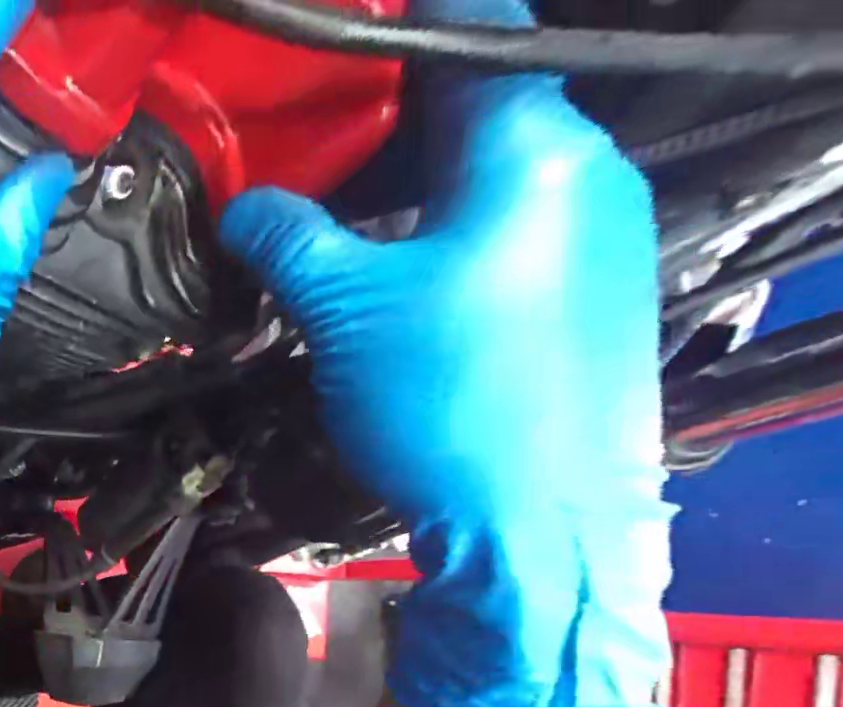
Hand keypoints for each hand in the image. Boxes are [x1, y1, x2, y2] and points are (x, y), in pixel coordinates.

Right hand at [218, 0, 673, 706]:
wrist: (534, 522)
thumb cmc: (445, 399)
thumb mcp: (343, 312)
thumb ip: (289, 242)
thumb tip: (240, 208)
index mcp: (535, 154)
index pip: (473, 45)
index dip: (399, 46)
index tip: (343, 66)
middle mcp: (589, 179)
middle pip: (482, 117)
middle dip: (398, 131)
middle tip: (326, 163)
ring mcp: (602, 244)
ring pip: (497, 185)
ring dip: (425, 194)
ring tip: (358, 229)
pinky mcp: (592, 303)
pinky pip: (518, 240)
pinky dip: (459, 241)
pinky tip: (412, 287)